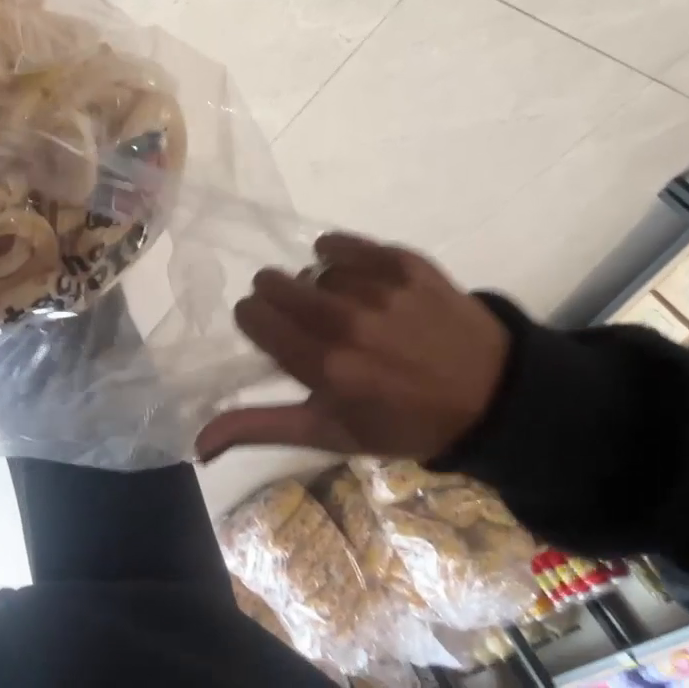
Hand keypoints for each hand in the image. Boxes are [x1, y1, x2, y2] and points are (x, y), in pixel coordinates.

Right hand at [195, 233, 511, 462]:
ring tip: (349, 312)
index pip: (252, 316)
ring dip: (318, 288)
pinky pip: (342, 244)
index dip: (258, 324)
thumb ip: (258, 428)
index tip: (278, 338)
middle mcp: (347, 322)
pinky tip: (357, 281)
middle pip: (272, 283)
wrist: (492, 396)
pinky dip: (341, 260)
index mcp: (325, 367)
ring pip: (310, 270)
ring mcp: (378, 288)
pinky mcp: (403, 262)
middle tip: (310, 325)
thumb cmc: (402, 421)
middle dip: (279, 302)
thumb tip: (195, 444)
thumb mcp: (328, 434)